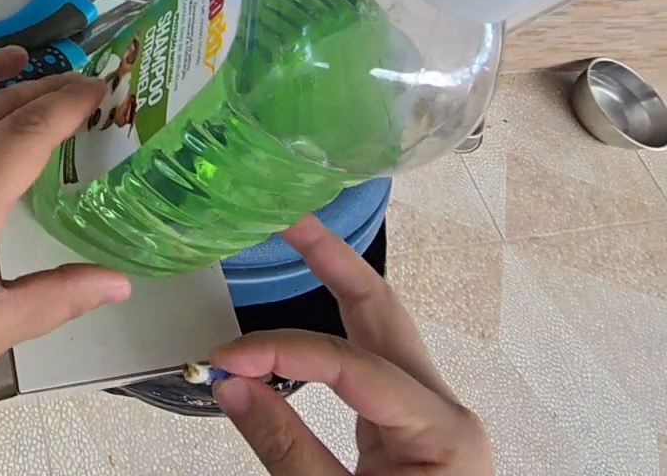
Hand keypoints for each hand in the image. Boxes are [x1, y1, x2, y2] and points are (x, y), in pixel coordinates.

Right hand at [209, 216, 490, 473]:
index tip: (224, 360)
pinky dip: (330, 319)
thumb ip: (286, 449)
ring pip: (379, 322)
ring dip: (333, 276)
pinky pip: (366, 354)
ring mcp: (427, 412)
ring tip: (292, 237)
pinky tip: (305, 298)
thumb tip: (225, 382)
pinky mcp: (405, 424)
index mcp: (442, 432)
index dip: (280, 351)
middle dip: (331, 257)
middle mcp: (442, 407)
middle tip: (284, 217)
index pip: (348, 363)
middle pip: (382, 308)